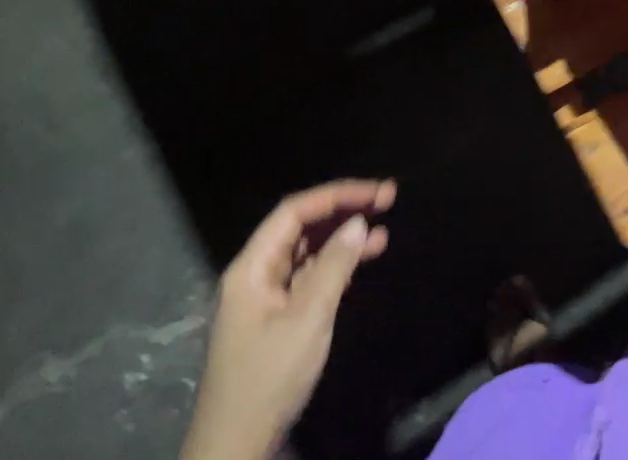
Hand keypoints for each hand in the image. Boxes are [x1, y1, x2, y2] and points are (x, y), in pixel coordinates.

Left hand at [181, 179, 396, 459]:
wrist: (238, 442)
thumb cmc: (269, 375)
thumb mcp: (307, 317)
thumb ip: (334, 266)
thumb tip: (359, 222)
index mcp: (252, 268)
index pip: (294, 212)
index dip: (337, 195)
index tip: (379, 192)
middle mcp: (257, 274)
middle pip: (301, 228)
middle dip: (343, 210)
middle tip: (388, 200)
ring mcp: (268, 297)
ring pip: (309, 252)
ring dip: (345, 237)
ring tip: (385, 229)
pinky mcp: (280, 317)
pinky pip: (312, 276)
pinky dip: (339, 264)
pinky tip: (365, 260)